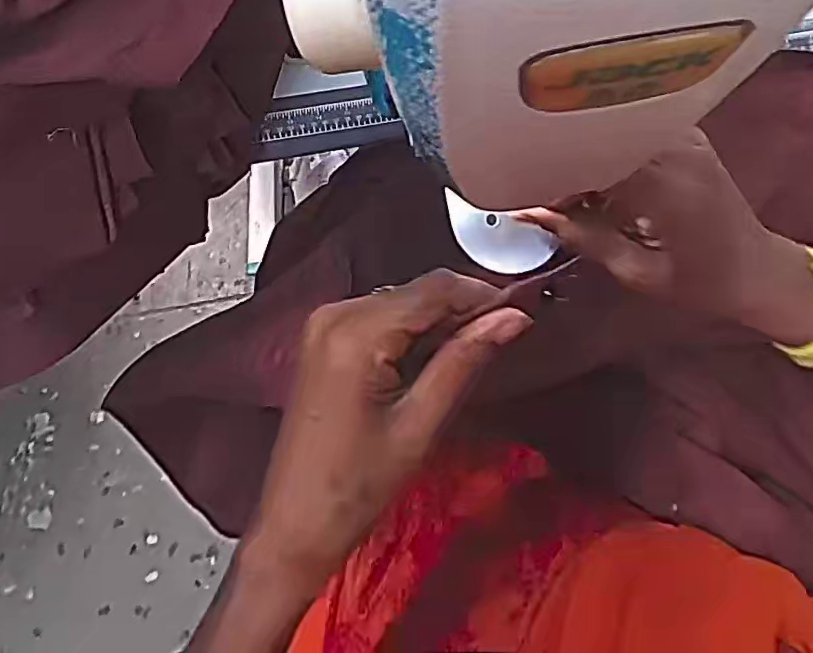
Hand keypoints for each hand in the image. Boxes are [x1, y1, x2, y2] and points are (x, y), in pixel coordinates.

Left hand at [245, 270, 532, 587]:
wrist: (294, 525)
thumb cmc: (354, 487)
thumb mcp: (420, 424)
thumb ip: (465, 359)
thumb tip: (511, 318)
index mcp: (355, 331)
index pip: (433, 288)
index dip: (481, 294)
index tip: (518, 310)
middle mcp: (335, 313)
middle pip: (417, 290)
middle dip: (462, 308)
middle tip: (500, 334)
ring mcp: (325, 321)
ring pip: (403, 299)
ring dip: (440, 319)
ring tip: (472, 349)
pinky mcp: (325, 335)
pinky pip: (382, 314)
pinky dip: (413, 328)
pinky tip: (434, 355)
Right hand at [515, 129, 812, 344]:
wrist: (761, 270)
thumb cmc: (702, 282)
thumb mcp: (635, 271)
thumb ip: (580, 236)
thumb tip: (528, 211)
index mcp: (665, 184)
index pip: (590, 156)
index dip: (552, 170)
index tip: (526, 191)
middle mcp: (675, 147)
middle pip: (598, 134)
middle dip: (562, 157)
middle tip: (538, 185)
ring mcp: (683, 134)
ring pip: (610, 128)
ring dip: (582, 151)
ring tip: (566, 182)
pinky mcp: (684, 133)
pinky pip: (629, 130)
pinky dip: (604, 148)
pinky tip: (594, 172)